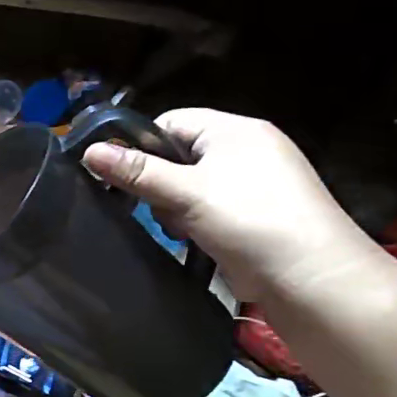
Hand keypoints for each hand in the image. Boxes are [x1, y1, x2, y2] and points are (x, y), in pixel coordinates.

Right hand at [81, 108, 384, 301]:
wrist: (308, 274)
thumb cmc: (248, 218)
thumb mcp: (185, 192)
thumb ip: (136, 172)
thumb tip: (88, 151)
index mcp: (234, 129)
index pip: (170, 122)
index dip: (140, 145)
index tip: (120, 176)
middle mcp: (244, 148)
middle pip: (176, 156)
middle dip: (158, 183)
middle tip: (154, 207)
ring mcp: (250, 182)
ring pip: (187, 186)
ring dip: (174, 208)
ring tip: (180, 228)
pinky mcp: (250, 212)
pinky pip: (204, 207)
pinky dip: (192, 222)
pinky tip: (193, 239)